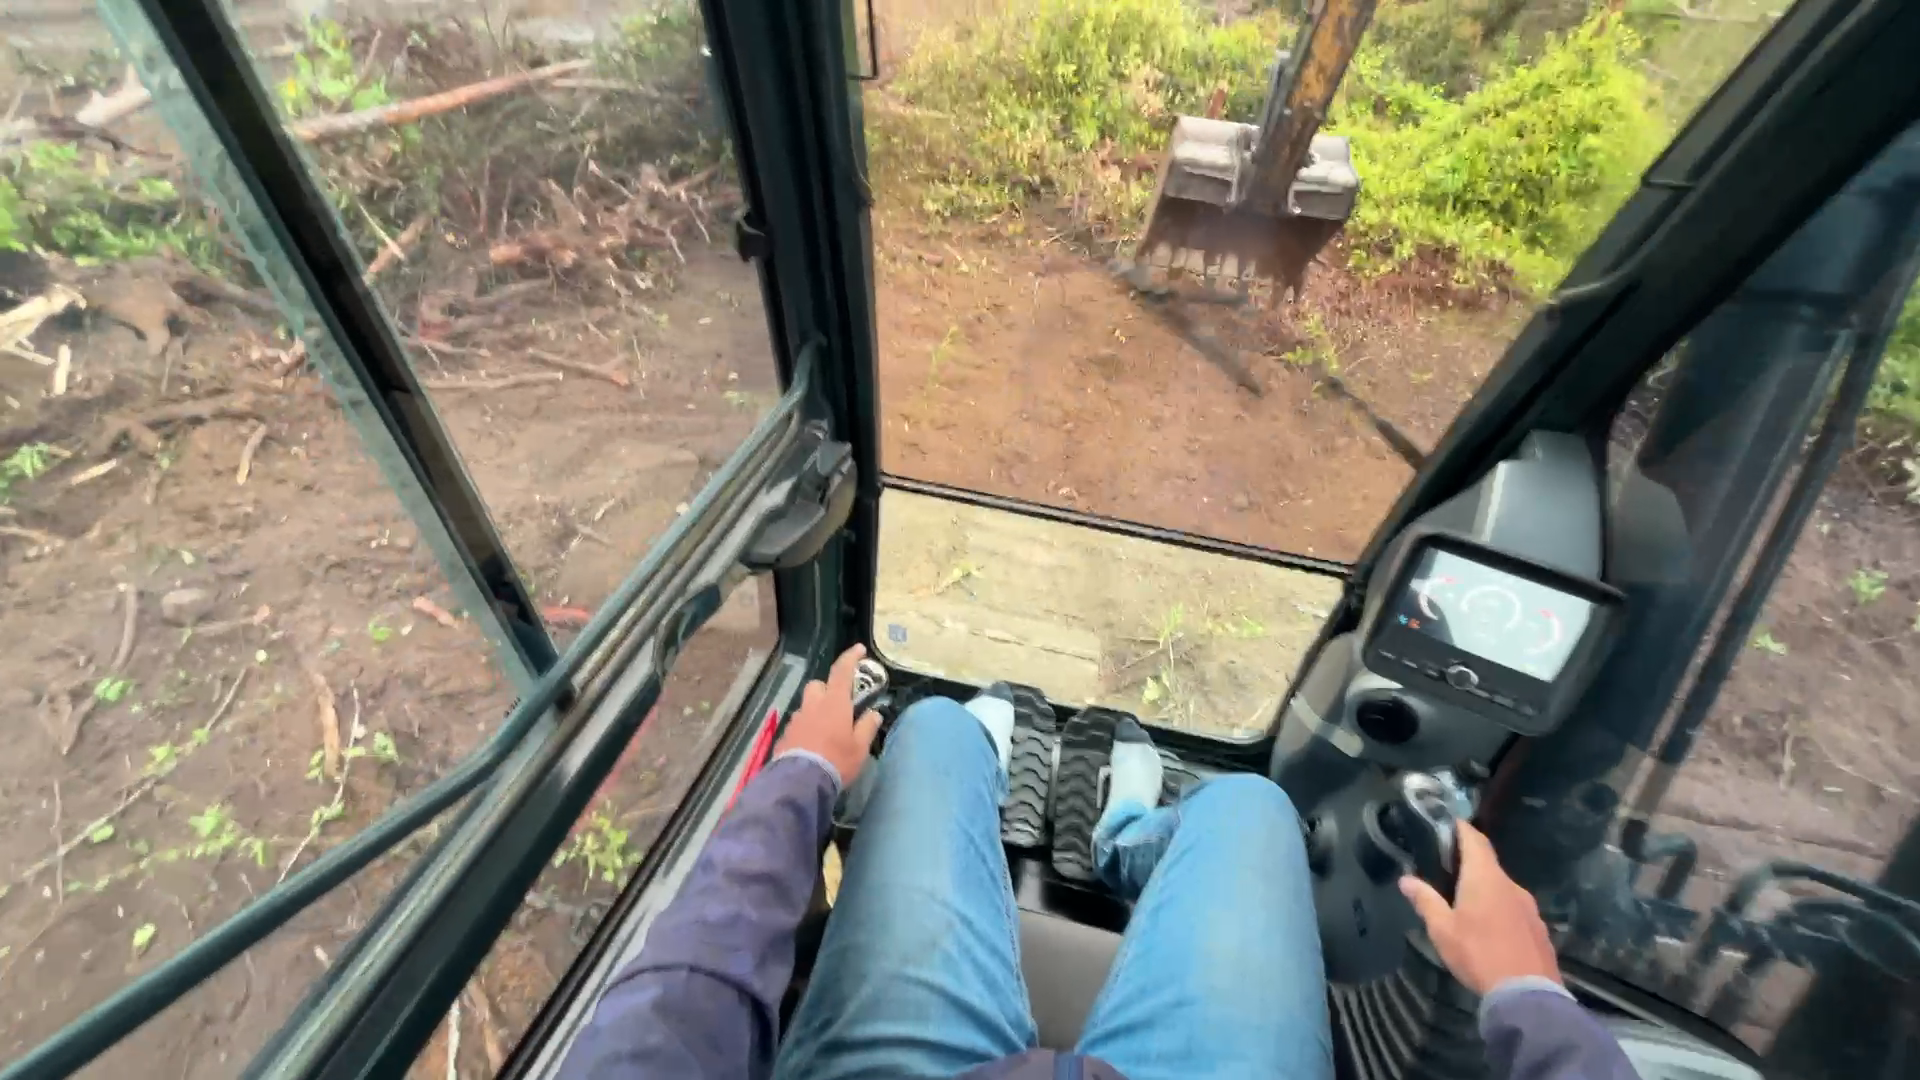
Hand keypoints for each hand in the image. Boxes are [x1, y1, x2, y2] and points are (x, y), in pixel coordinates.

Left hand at [773, 644, 882, 788]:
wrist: (800, 782)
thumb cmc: (837, 761)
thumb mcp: (860, 747)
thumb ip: (867, 727)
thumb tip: (874, 713)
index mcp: (835, 703)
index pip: (842, 671)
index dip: (850, 657)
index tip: (859, 649)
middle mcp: (813, 705)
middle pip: (818, 685)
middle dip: (828, 688)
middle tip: (839, 703)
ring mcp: (797, 719)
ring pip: (807, 704)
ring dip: (816, 709)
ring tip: (827, 728)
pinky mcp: (786, 734)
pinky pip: (799, 723)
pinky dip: (807, 726)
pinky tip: (813, 743)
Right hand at [1399, 821, 1560, 995]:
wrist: (1530, 998)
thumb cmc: (1479, 953)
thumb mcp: (1441, 928)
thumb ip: (1425, 900)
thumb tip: (1406, 880)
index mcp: (1486, 878)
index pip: (1475, 840)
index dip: (1461, 828)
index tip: (1446, 822)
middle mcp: (1511, 887)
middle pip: (1488, 864)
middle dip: (1468, 863)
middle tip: (1445, 869)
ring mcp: (1530, 910)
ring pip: (1502, 889)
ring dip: (1484, 889)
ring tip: (1465, 902)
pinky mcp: (1540, 931)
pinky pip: (1515, 910)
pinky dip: (1500, 910)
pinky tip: (1489, 928)